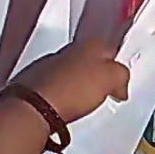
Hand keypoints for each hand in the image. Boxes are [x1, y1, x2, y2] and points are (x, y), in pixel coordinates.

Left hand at [12, 38, 129, 122]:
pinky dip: (64, 94)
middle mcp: (68, 51)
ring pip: (73, 72)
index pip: (111, 49)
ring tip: (86, 103)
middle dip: (99, 75)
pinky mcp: (36, 82)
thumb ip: (121, 75)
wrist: (33, 107)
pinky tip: (67, 106)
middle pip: (91, 60)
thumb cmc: (71, 89)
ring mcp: (50, 65)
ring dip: (80, 85)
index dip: (118, 66)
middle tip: (106, 93)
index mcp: (88, 45)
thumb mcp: (109, 79)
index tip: (121, 82)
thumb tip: (120, 83)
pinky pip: (57, 86)